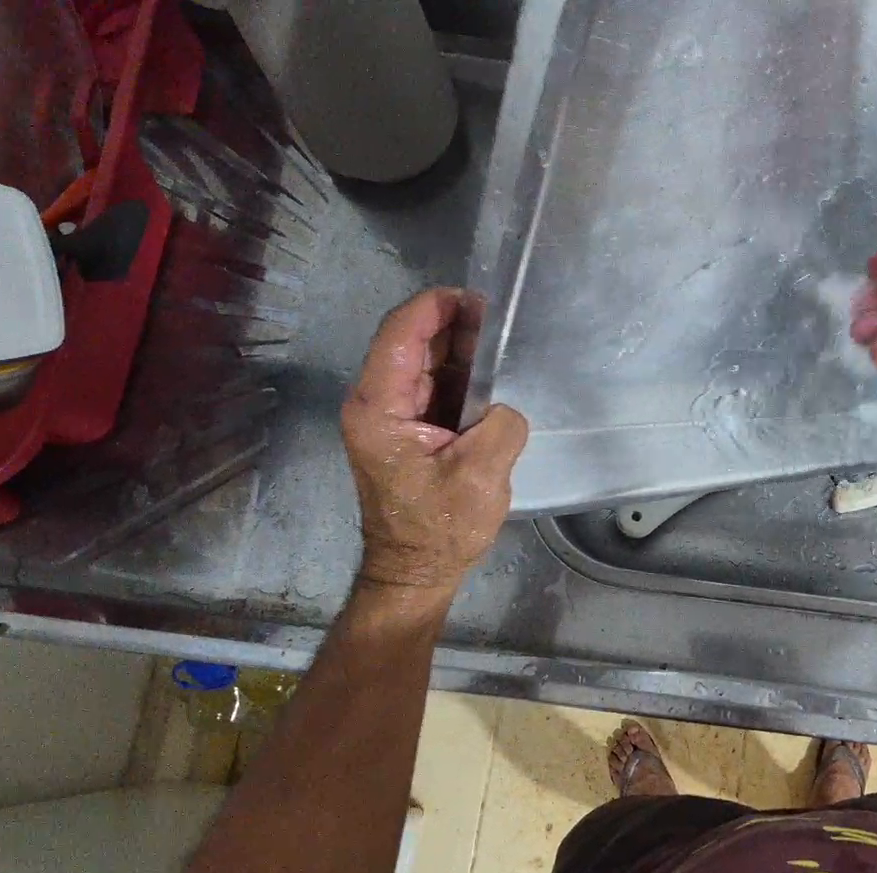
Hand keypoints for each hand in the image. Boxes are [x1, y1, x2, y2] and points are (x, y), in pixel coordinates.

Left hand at [342, 288, 527, 599]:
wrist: (416, 571)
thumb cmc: (440, 527)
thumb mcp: (481, 475)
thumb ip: (501, 426)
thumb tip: (502, 410)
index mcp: (379, 408)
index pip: (400, 336)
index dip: (434, 308)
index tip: (474, 297)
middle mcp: (375, 406)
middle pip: (408, 346)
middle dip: (450, 326)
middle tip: (495, 317)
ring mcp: (389, 420)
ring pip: (422, 367)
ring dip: (456, 351)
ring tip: (497, 340)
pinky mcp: (407, 435)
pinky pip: (431, 392)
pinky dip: (458, 379)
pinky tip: (487, 377)